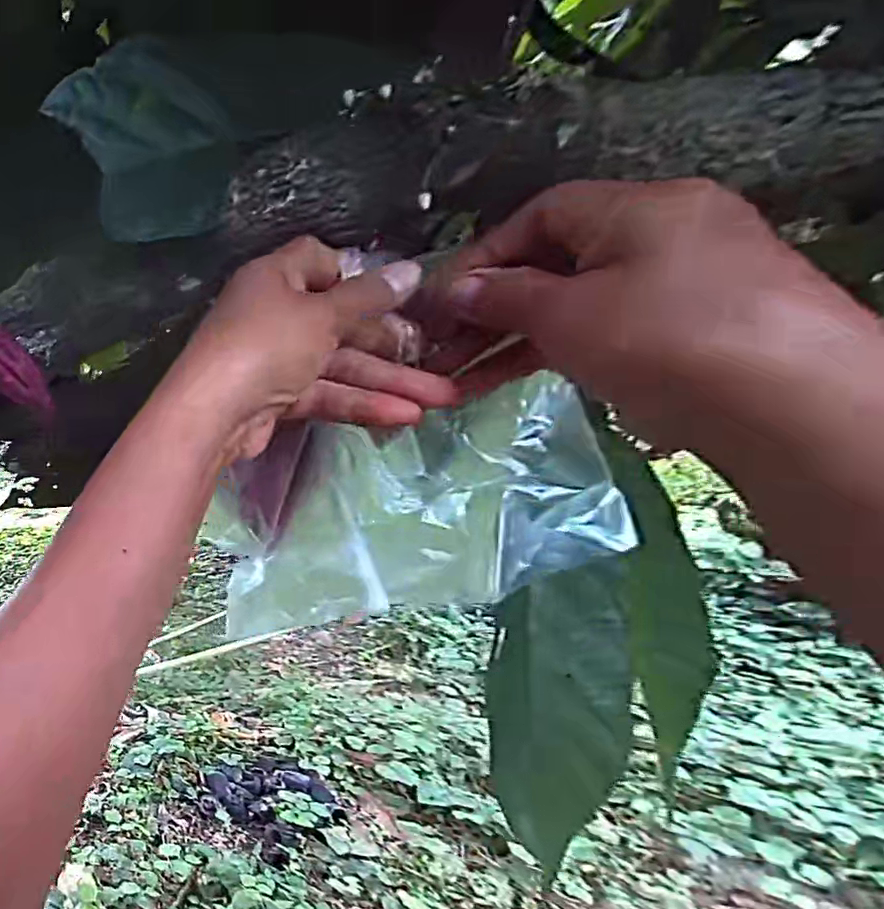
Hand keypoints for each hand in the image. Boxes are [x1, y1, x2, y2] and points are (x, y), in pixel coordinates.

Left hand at [158, 237, 457, 462]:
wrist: (209, 415)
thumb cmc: (265, 346)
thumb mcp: (322, 314)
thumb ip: (367, 296)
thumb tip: (410, 271)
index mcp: (271, 280)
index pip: (315, 261)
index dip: (351, 271)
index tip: (388, 289)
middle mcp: (268, 316)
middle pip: (336, 319)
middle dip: (387, 339)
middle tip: (437, 351)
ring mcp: (269, 360)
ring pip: (335, 364)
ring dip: (387, 379)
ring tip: (442, 396)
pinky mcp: (270, 399)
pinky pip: (321, 394)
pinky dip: (358, 403)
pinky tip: (405, 415)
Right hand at [422, 178, 883, 453]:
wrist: (780, 396)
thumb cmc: (662, 334)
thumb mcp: (564, 312)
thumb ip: (501, 296)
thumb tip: (456, 290)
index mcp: (640, 209)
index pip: (541, 214)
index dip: (482, 254)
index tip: (438, 299)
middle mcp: (656, 234)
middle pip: (545, 262)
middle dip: (480, 307)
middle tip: (431, 345)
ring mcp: (662, 284)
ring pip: (557, 303)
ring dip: (495, 339)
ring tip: (444, 376)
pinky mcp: (663, 328)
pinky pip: (581, 330)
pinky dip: (531, 352)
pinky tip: (483, 384)